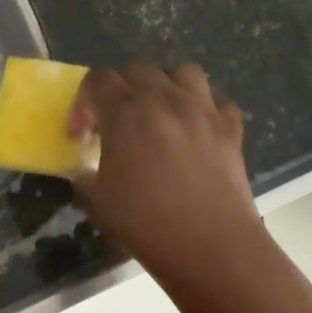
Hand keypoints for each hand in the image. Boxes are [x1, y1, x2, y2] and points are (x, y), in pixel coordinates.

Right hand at [70, 62, 258, 270]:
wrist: (209, 244)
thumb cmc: (143, 222)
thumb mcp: (96, 199)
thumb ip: (86, 173)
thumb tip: (86, 168)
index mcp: (125, 113)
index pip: (96, 80)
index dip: (82, 103)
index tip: (81, 136)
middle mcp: (164, 99)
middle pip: (137, 69)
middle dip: (120, 90)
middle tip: (116, 124)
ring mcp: (203, 110)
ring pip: (183, 72)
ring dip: (165, 87)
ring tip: (158, 116)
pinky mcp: (230, 128)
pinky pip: (216, 102)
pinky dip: (202, 111)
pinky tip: (194, 134)